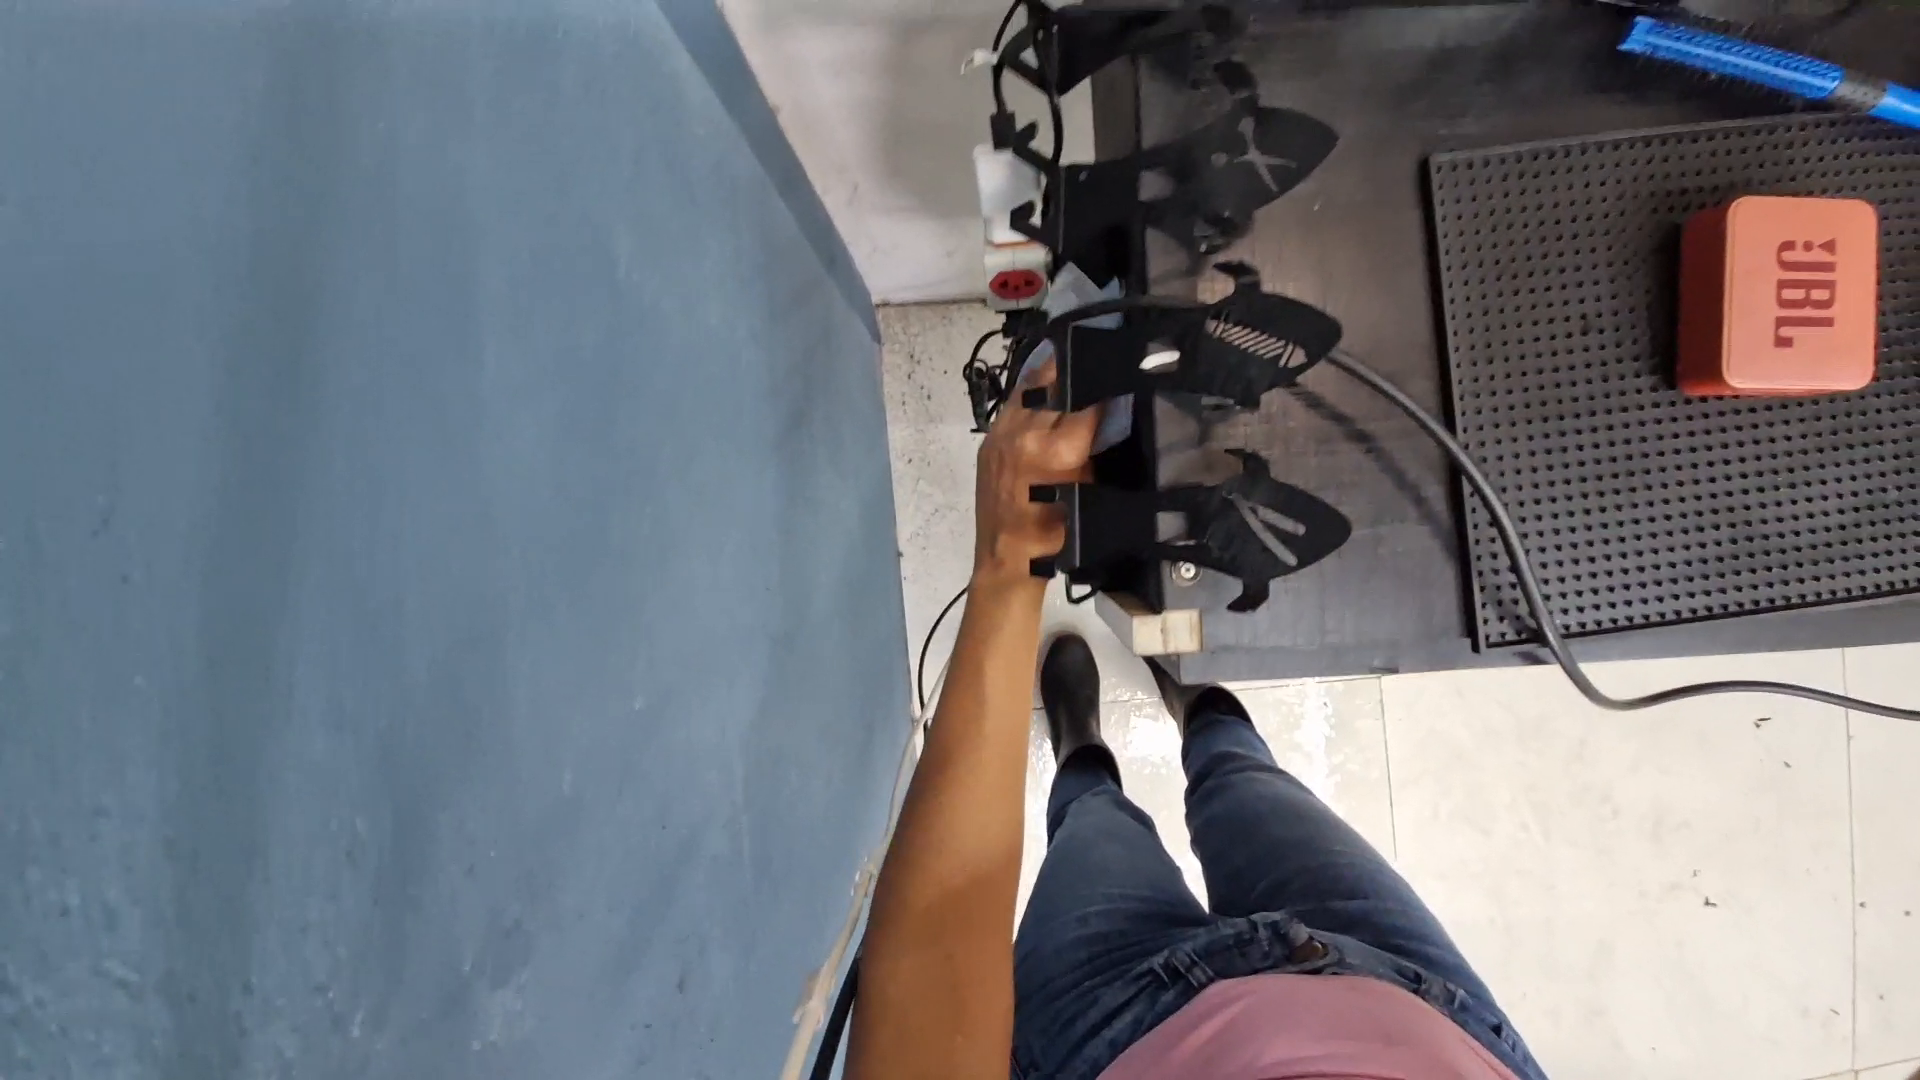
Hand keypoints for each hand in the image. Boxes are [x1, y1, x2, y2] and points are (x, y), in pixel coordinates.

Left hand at [972, 359, 1099, 587]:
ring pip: (1030, 390)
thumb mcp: (1086, 490)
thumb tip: (1111, 415)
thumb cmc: (1054, 534)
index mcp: (1052, 450)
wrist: (1006, 558)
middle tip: (1099, 366)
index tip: (1120, 382)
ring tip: (1075, 367)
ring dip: (1053, 379)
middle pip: (1056, 389)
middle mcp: (1022, 434)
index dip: (1107, 393)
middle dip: (1079, 378)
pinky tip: (1047, 393)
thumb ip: (1095, 450)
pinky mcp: (988, 441)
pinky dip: (1032, 397)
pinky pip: (1013, 406)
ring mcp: (1000, 435)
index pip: (1088, 407)